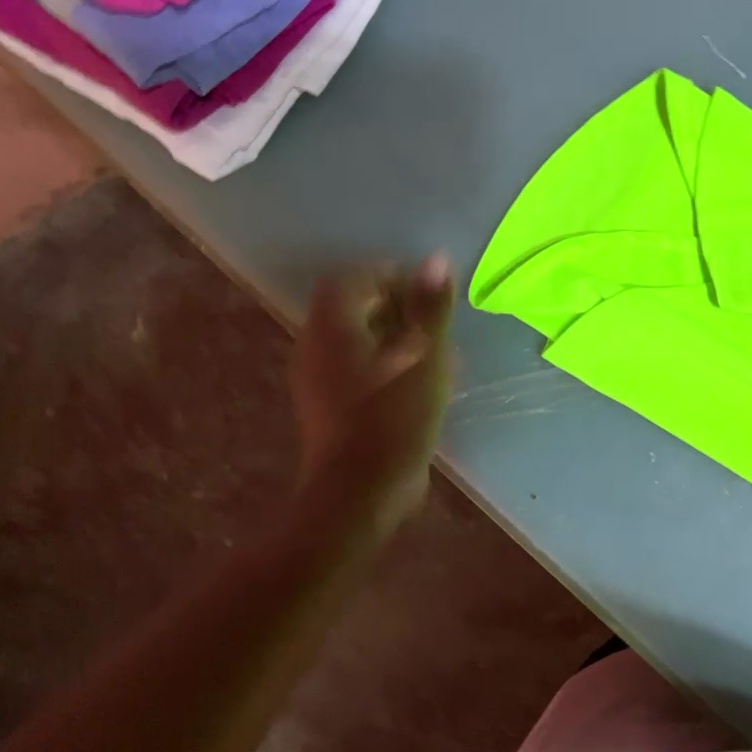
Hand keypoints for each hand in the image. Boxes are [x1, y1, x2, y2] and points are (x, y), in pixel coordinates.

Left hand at [291, 256, 455, 524]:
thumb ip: (431, 309)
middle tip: (436, 328)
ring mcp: (317, 378)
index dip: (392, 277)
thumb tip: (436, 259)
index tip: (429, 297)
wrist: (361, 492)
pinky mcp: (328, 405)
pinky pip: (355, 366)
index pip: (353, 278)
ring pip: (356, 338)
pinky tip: (417, 386)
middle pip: (353, 307)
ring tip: (435, 358)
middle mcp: (315, 345)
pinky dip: (385, 363)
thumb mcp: (426, 359)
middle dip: (397, 309)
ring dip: (395, 338)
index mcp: (334, 327)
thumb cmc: (395, 419)